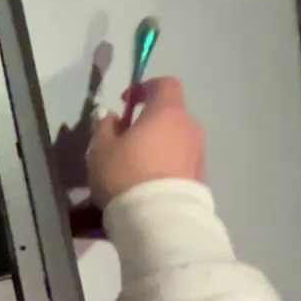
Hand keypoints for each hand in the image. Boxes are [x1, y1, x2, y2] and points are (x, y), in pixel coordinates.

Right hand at [86, 76, 205, 207]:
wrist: (156, 215)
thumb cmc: (124, 173)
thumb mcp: (100, 148)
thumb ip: (105, 127)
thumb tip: (114, 117)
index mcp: (166, 112)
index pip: (164, 84)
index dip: (145, 88)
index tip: (126, 102)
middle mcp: (189, 126)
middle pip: (170, 114)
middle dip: (148, 122)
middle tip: (124, 139)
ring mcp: (198, 151)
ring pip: (174, 138)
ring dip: (156, 144)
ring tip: (133, 165)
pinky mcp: (199, 174)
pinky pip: (178, 159)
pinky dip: (164, 162)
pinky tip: (145, 180)